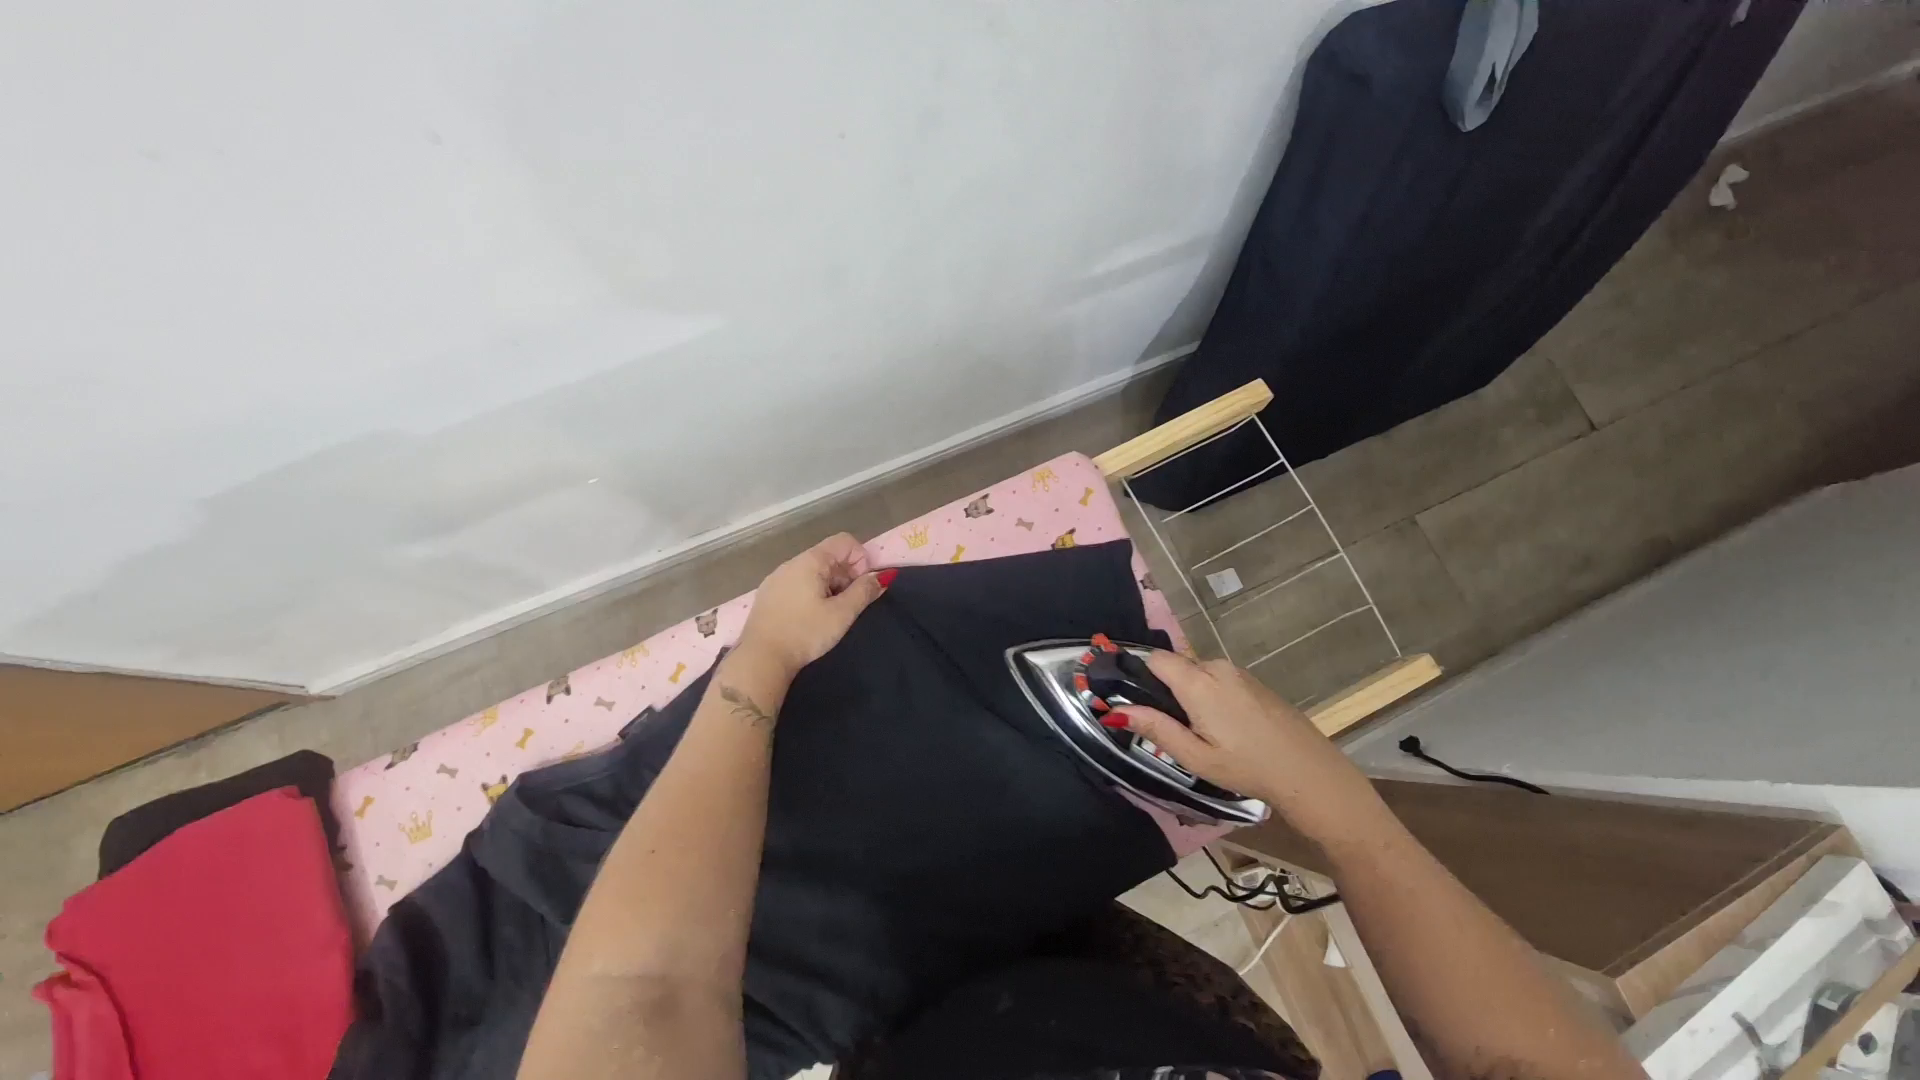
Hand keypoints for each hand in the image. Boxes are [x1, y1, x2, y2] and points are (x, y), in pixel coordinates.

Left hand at [736, 533, 891, 680]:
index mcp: (810, 561)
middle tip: (850, 604)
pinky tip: (811, 618)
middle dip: (847, 575)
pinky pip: (798, 583)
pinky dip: (813, 592)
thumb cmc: (805, 633)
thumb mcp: (841, 614)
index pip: (844, 541)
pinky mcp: (769, 594)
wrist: (761, 658)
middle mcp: (791, 563)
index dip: (861, 559)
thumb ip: (864, 592)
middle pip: (829, 556)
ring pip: (814, 571)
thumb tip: (882, 576)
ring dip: (831, 586)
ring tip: (831, 614)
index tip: (862, 587)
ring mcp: (777, 578)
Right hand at [1112, 652, 1383, 841]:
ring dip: (1191, 694)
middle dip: (1167, 689)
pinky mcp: (1255, 682)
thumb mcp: (1195, 756)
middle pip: (1177, 666)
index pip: (1155, 658)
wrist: (1308, 772)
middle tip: (1170, 727)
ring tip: (1200, 733)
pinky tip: (1224, 728)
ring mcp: (1240, 673)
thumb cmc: (1246, 767)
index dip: (1140, 673)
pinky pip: (1220, 680)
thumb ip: (1156, 728)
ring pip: (1199, 673)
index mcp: (1198, 682)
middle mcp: (1217, 668)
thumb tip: (1117, 709)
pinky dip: (1212, 696)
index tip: (1134, 697)